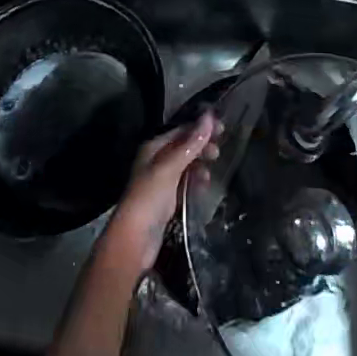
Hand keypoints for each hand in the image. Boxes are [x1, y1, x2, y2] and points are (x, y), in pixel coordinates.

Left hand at [102, 112, 219, 270]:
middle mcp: (156, 160)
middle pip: (183, 147)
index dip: (200, 128)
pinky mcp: (167, 199)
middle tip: (218, 152)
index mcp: (153, 147)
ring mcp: (161, 180)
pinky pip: (185, 183)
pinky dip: (195, 181)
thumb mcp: (170, 167)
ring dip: (199, 164)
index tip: (222, 128)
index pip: (180, 131)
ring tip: (211, 170)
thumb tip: (209, 116)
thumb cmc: (150, 197)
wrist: (134, 239)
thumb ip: (190, 144)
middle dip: (201, 146)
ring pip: (186, 165)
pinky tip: (204, 184)